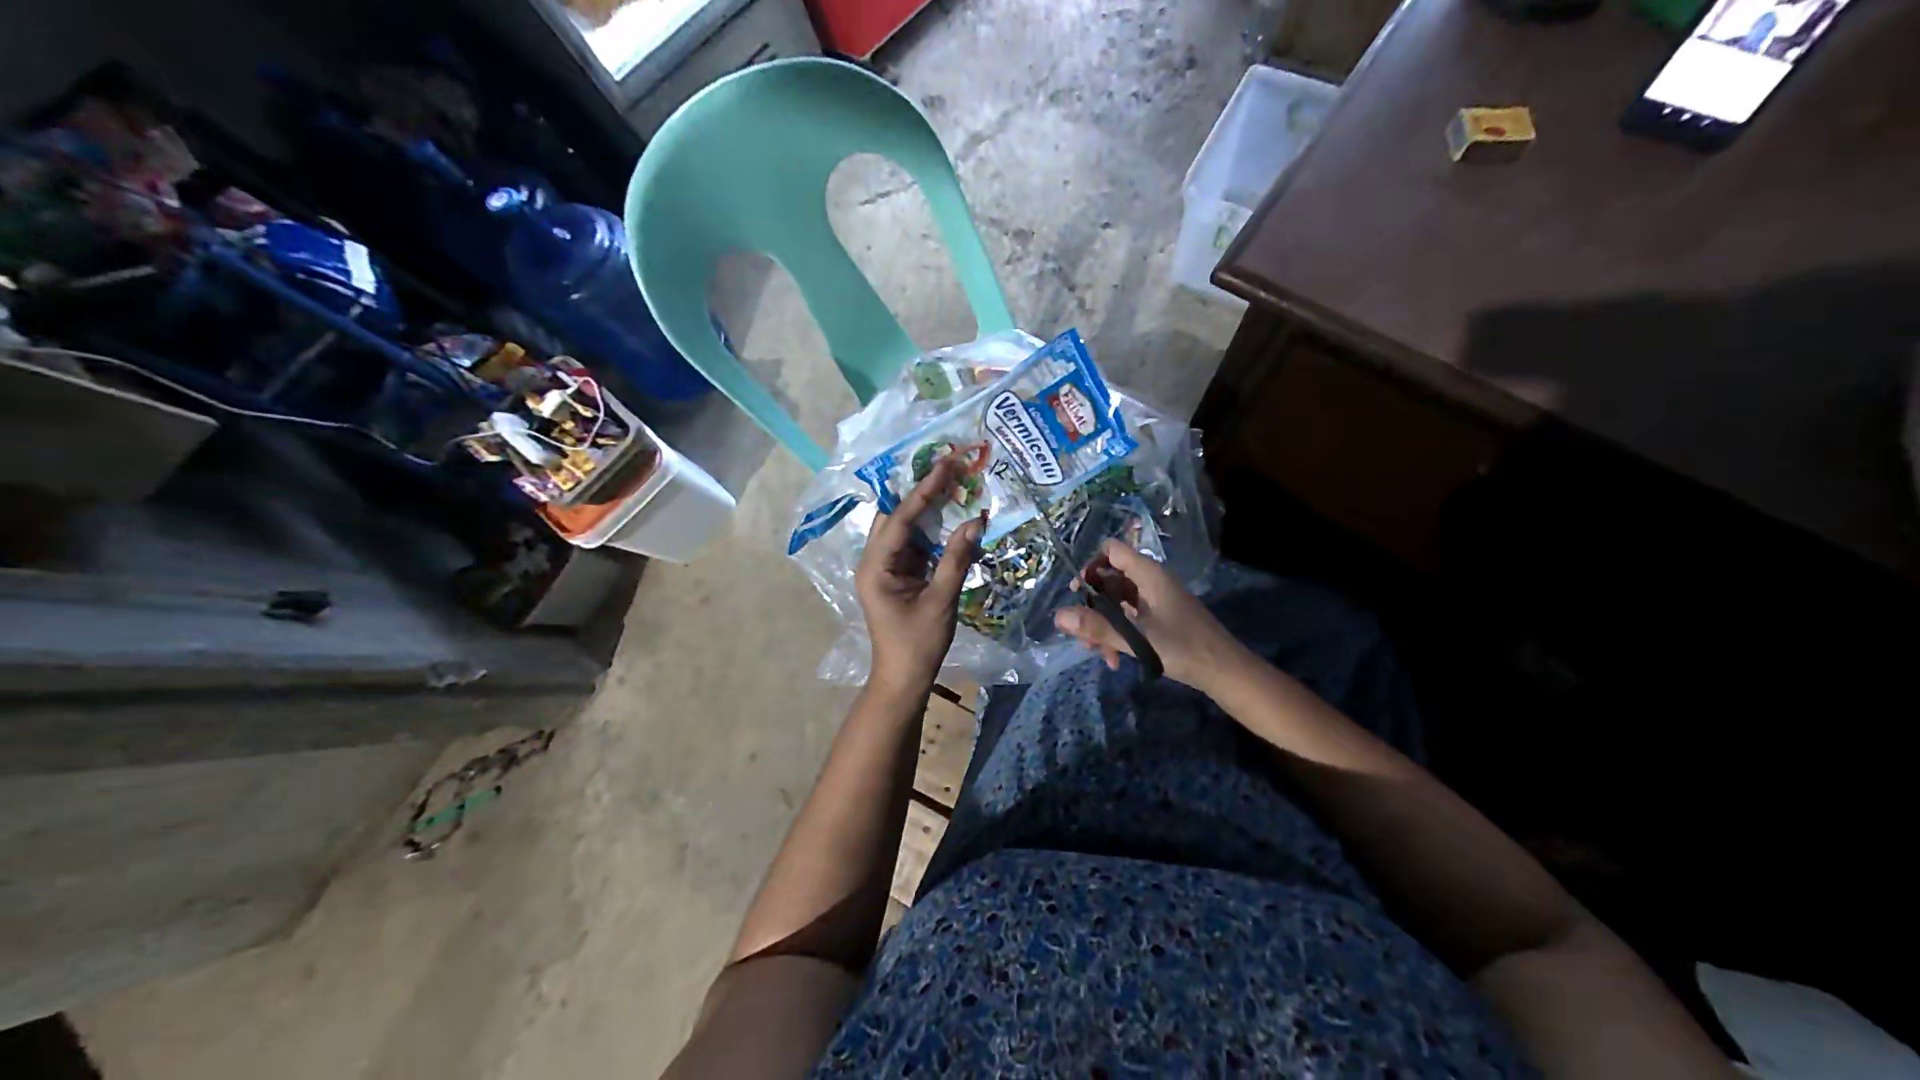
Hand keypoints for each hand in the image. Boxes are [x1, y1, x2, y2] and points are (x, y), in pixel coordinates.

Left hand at [856, 455, 985, 692]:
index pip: (899, 519)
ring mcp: (884, 568)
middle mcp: (874, 561)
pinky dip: (932, 530)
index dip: (924, 491)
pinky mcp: (897, 576)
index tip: (945, 466)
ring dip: (929, 508)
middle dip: (923, 492)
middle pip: (896, 516)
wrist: (903, 679)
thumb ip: (956, 559)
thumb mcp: (941, 601)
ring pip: (906, 528)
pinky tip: (952, 515)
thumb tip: (975, 522)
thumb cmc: (917, 644)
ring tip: (955, 483)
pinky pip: (914, 545)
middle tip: (951, 467)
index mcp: (875, 566)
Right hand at [1053, 540, 1247, 689]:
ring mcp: (1156, 600)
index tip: (1078, 593)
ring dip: (1103, 623)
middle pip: (1110, 578)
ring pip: (1118, 602)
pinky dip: (1119, 632)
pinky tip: (1115, 659)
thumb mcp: (1137, 639)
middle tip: (1081, 630)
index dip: (1090, 565)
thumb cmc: (1184, 648)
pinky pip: (1130, 617)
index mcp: (1148, 575)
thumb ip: (1097, 628)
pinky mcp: (1161, 617)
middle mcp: (1151, 581)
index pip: (1112, 551)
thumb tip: (1059, 616)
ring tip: (1097, 652)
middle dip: (1093, 604)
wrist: (1225, 671)